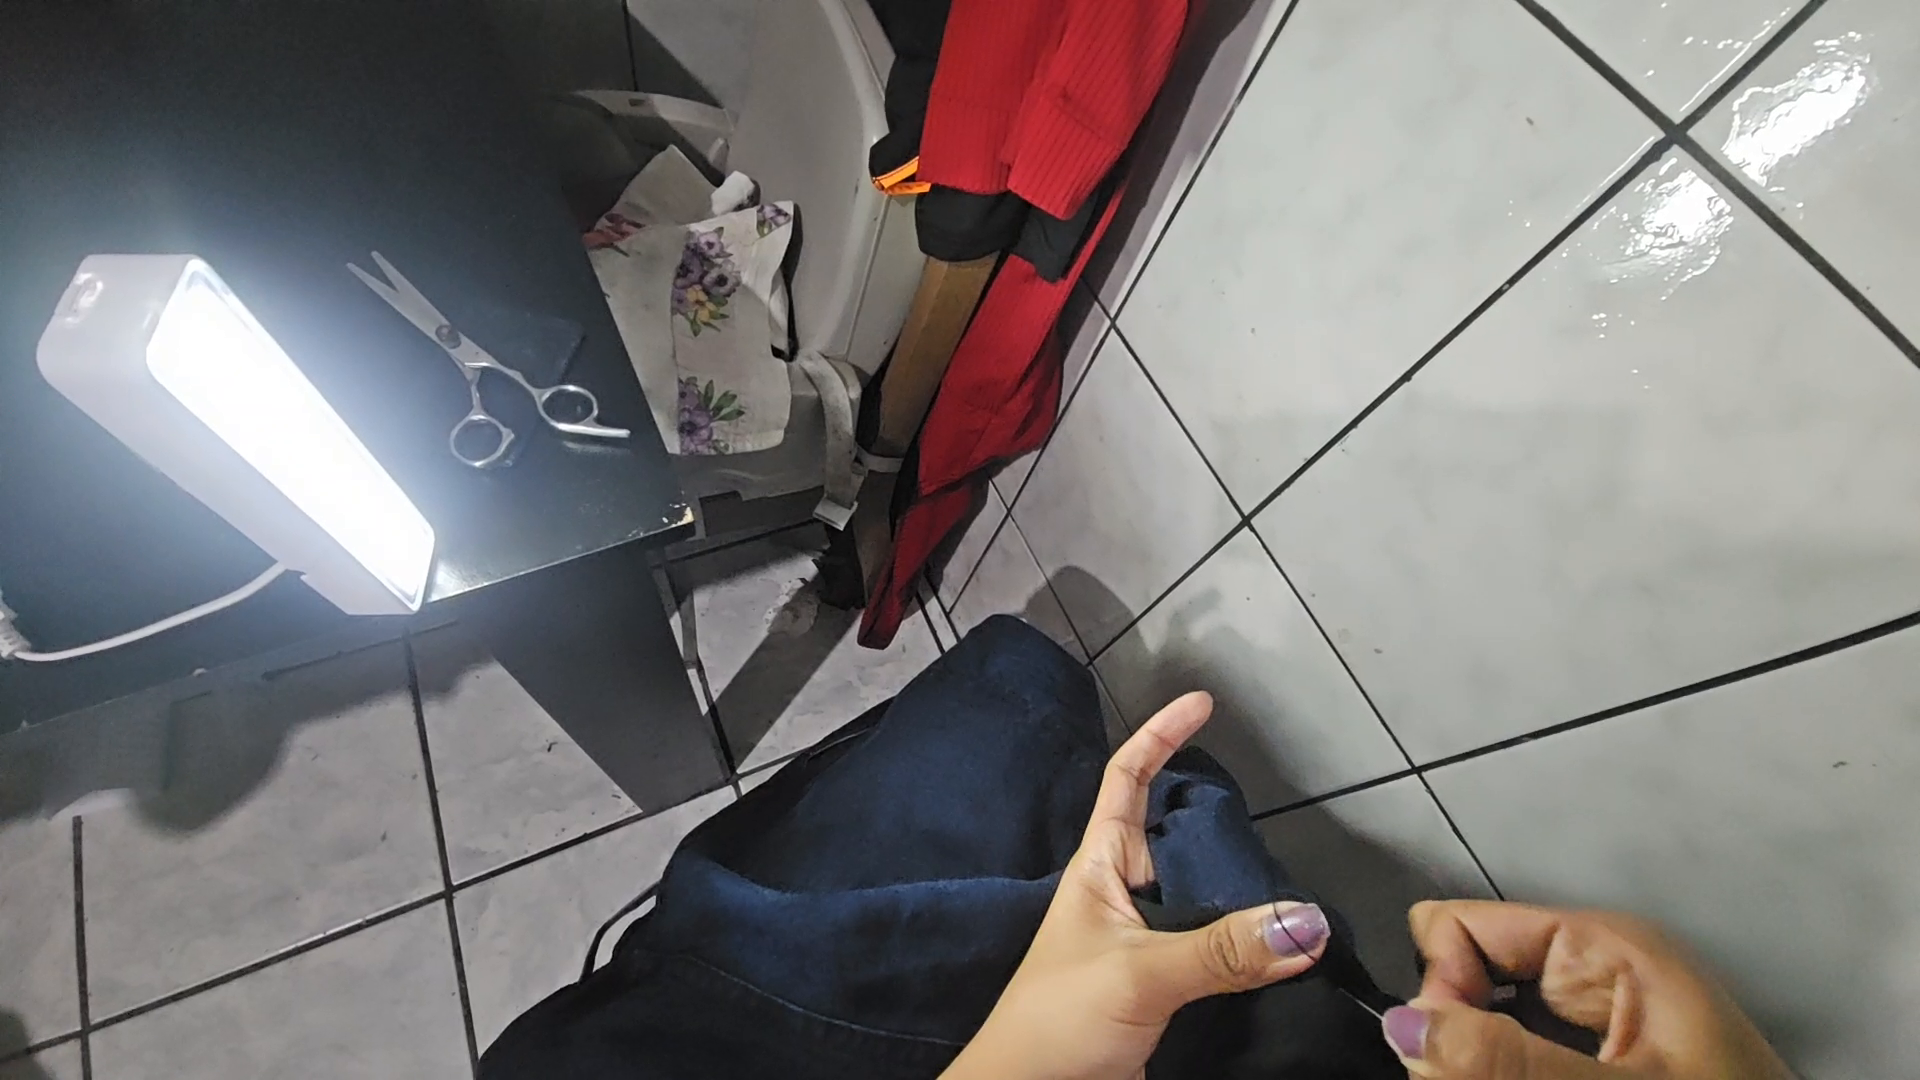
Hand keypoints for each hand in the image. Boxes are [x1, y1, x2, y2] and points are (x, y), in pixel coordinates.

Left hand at [941, 691, 1331, 1079]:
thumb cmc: (1061, 1016)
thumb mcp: (1139, 972)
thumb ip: (1221, 949)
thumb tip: (1309, 921)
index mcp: (1099, 862)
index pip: (1127, 776)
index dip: (1160, 733)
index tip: (1201, 702)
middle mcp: (1123, 887)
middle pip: (1174, 831)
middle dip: (1217, 815)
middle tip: (1271, 816)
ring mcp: (1143, 934)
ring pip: (1200, 889)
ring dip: (1238, 880)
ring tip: (1291, 876)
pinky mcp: (1162, 980)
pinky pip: (1211, 941)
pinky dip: (1245, 935)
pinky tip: (1281, 939)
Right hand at [1381, 900, 1794, 1079]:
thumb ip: (1511, 1063)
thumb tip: (1397, 1025)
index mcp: (1595, 944)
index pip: (1458, 926)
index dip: (1444, 989)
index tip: (1460, 1060)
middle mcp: (1584, 964)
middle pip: (1464, 973)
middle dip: (1460, 1038)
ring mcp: (1589, 1011)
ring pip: (1481, 1020)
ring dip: (1475, 1065)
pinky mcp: (1592, 1054)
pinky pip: (1511, 1052)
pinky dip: (1499, 1074)